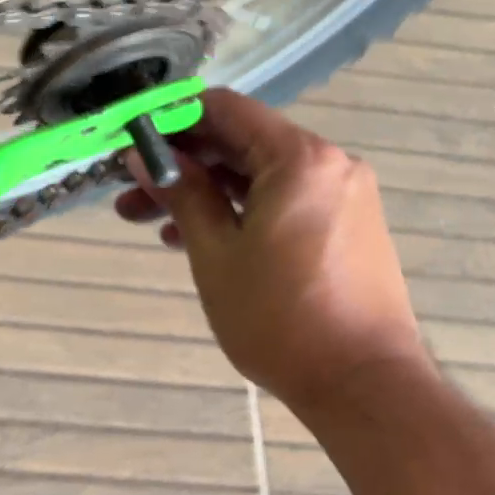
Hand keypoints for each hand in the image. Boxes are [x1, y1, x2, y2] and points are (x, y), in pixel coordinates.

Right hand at [117, 90, 428, 408]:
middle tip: (129, 191)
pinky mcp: (344, 227)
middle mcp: (328, 165)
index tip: (129, 141)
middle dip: (180, 162)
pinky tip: (194, 239)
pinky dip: (237, 209)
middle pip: (238, 142)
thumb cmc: (280, 316)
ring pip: (256, 175)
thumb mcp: (214, 252)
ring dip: (202, 190)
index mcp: (299, 159)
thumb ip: (180, 192)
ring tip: (149, 222)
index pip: (223, 108)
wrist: (364, 386)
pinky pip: (280, 200)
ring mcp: (341, 197)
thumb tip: (144, 156)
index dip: (169, 118)